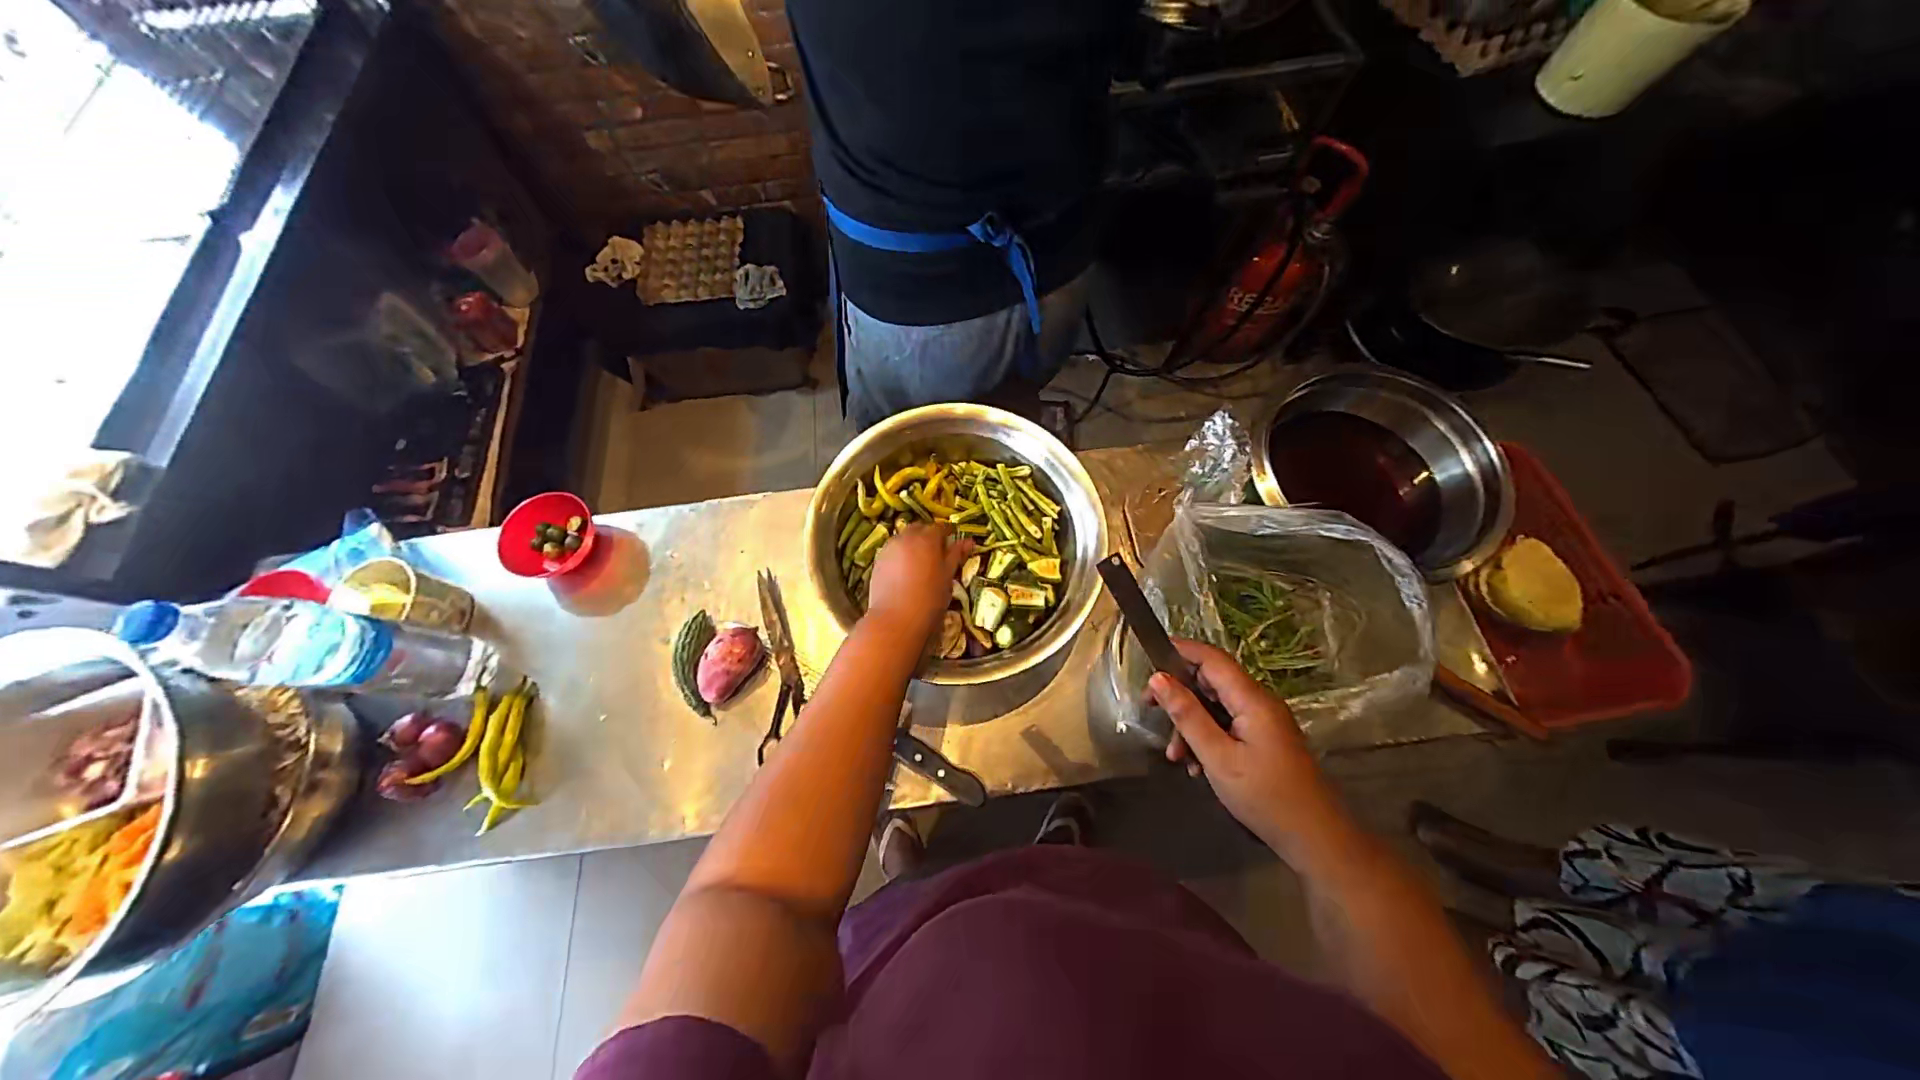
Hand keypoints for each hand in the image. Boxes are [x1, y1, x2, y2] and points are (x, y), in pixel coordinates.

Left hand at [866, 523, 972, 641]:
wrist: (895, 620)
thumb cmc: (929, 599)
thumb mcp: (948, 576)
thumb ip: (956, 555)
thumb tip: (968, 541)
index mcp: (927, 538)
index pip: (940, 527)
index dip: (948, 532)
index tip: (954, 540)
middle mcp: (906, 537)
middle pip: (919, 529)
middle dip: (928, 536)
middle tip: (938, 552)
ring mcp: (889, 548)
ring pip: (904, 539)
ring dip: (913, 544)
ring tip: (921, 563)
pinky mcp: (878, 561)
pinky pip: (893, 551)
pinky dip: (901, 555)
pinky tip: (906, 571)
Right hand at [1146, 640, 1353, 864]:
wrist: (1316, 838)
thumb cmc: (1265, 796)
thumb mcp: (1217, 756)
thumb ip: (1187, 715)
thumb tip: (1158, 678)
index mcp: (1251, 699)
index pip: (1212, 658)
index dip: (1181, 651)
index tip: (1149, 658)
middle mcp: (1259, 702)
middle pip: (1212, 682)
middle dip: (1179, 695)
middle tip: (1150, 711)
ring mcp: (1264, 722)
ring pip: (1217, 707)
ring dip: (1191, 724)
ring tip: (1176, 756)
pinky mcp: (1265, 740)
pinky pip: (1228, 725)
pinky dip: (1207, 738)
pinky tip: (1196, 766)